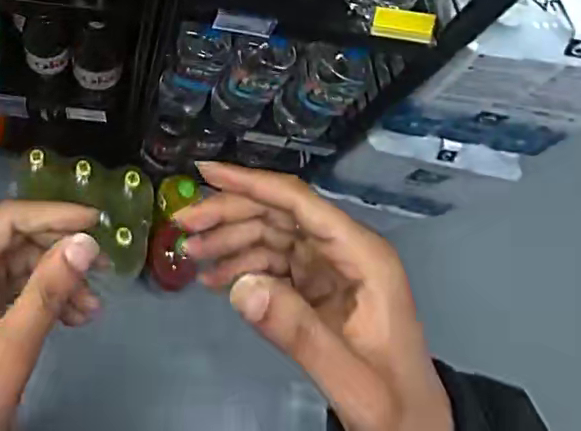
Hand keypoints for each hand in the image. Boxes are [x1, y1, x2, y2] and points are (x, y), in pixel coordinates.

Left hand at [0, 200, 102, 430]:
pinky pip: (26, 286)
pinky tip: (80, 315)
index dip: (52, 214)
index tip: (94, 221)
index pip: (9, 219)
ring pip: (28, 262)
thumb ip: (48, 291)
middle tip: (103, 263)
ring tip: (93, 303)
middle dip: (61, 249)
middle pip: (21, 238)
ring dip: (62, 278)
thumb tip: (86, 243)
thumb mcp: (11, 346)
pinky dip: (53, 297)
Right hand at [174, 162, 452, 430]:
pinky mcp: (316, 285)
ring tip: (190, 254)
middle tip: (183, 224)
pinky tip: (215, 280)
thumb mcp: (353, 383)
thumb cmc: (397, 409)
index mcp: (362, 255)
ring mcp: (328, 266)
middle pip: (275, 214)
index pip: (298, 202)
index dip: (250, 182)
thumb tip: (240, 288)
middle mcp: (343, 249)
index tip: (205, 173)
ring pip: (268, 233)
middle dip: (226, 214)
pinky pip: (270, 261)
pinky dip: (240, 266)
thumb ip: (299, 334)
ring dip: (227, 240)